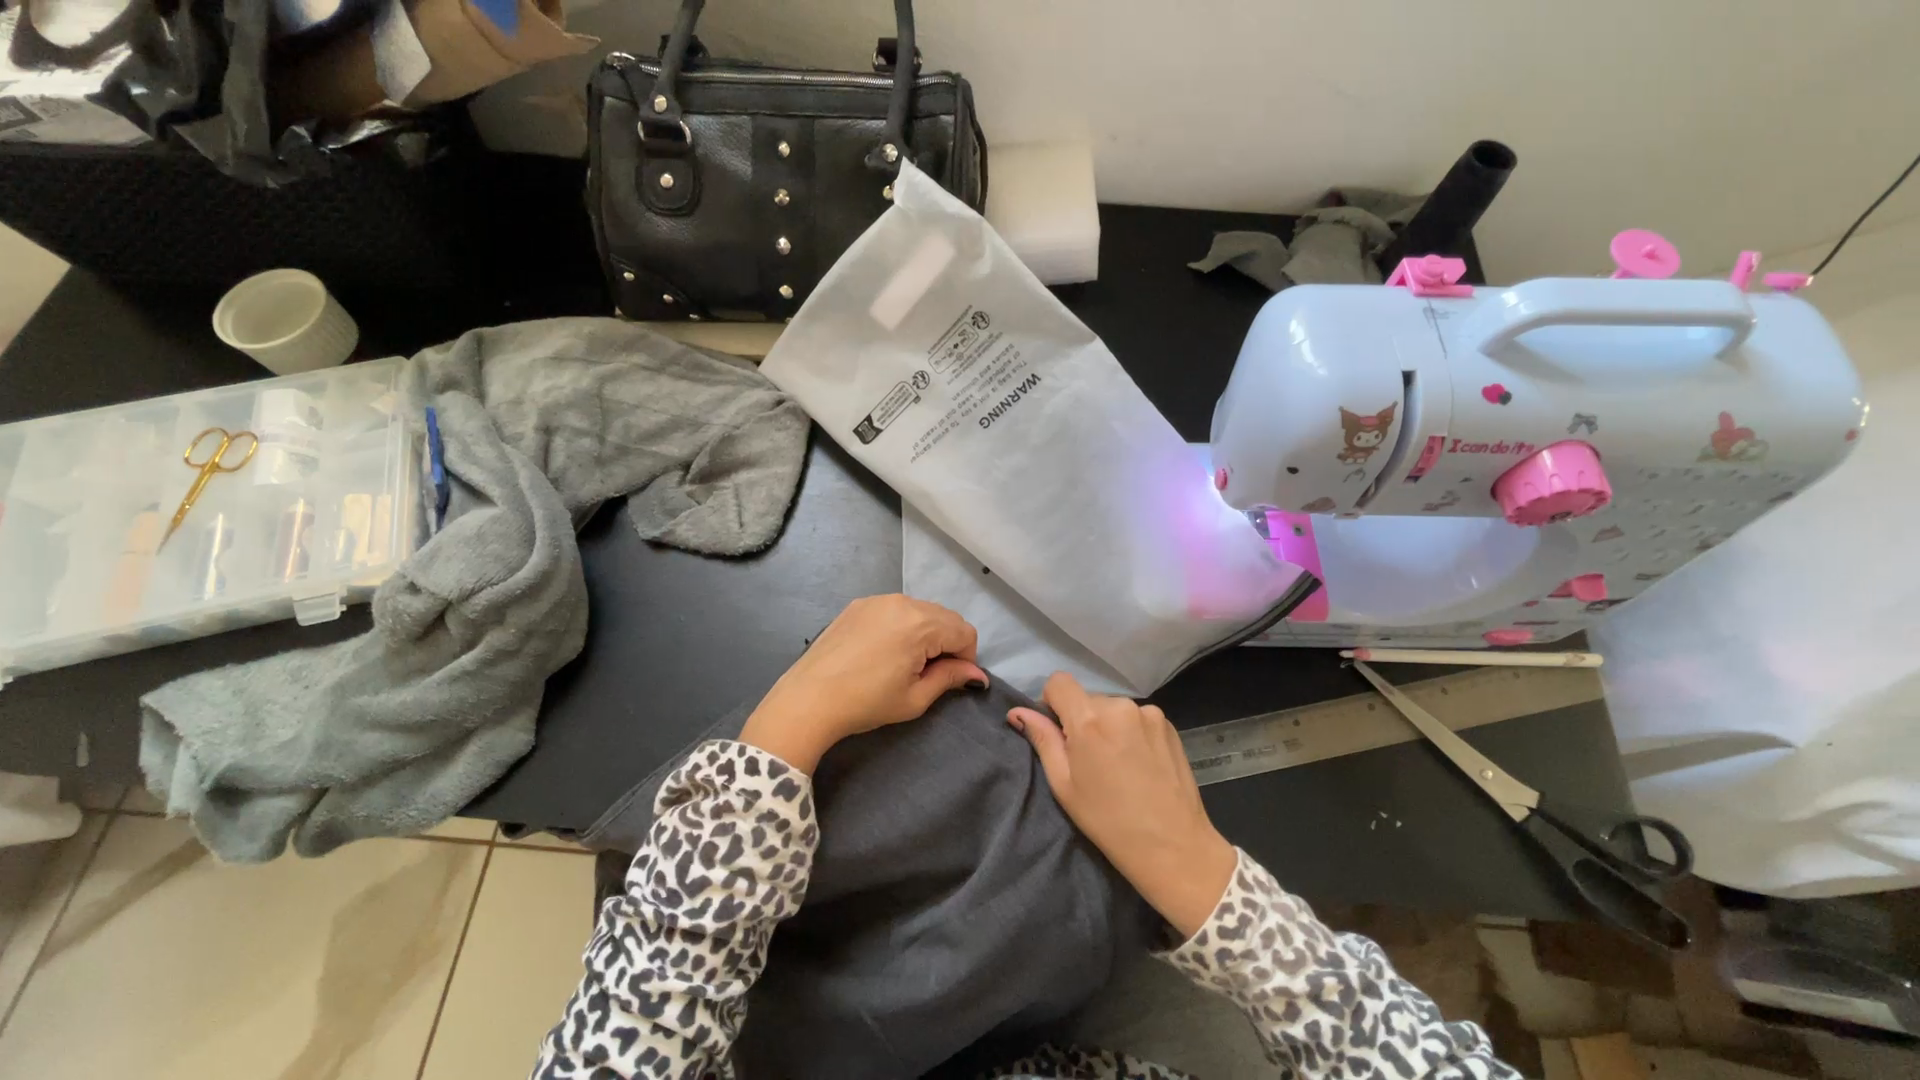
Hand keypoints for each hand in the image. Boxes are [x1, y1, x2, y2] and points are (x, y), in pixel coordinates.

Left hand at [739, 594, 986, 773]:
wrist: (809, 699)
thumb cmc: (866, 702)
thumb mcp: (915, 697)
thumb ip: (950, 678)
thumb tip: (978, 676)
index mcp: (921, 623)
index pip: (964, 632)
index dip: (966, 658)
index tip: (950, 679)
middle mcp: (902, 602)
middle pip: (945, 617)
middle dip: (947, 643)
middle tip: (928, 674)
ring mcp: (877, 600)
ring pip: (920, 611)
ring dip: (925, 633)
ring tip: (904, 663)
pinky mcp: (858, 605)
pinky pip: (894, 610)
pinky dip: (901, 626)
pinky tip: (883, 652)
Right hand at [1008, 673, 1235, 938]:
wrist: (1172, 845)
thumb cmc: (1108, 820)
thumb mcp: (1064, 784)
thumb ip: (1043, 740)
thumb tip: (1018, 712)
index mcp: (1089, 719)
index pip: (1059, 682)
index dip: (1052, 703)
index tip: (1059, 733)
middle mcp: (1121, 706)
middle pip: (1088, 698)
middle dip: (1082, 721)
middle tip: (1090, 760)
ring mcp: (1150, 713)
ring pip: (1114, 709)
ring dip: (1109, 727)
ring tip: (1118, 765)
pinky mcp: (1169, 725)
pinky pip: (1137, 719)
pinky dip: (1131, 733)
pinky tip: (1139, 764)